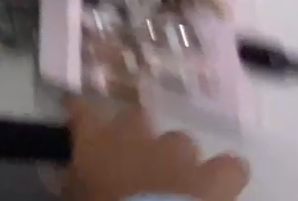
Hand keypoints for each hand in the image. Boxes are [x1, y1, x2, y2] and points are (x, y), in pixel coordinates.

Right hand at [63, 97, 249, 200]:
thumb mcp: (77, 191)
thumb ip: (73, 177)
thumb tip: (67, 175)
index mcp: (95, 135)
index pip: (79, 107)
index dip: (77, 105)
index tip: (74, 107)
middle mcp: (133, 133)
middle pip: (136, 115)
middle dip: (139, 128)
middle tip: (138, 146)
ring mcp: (175, 152)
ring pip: (180, 139)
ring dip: (179, 152)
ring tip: (179, 167)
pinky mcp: (212, 175)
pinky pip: (230, 165)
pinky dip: (229, 168)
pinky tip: (229, 171)